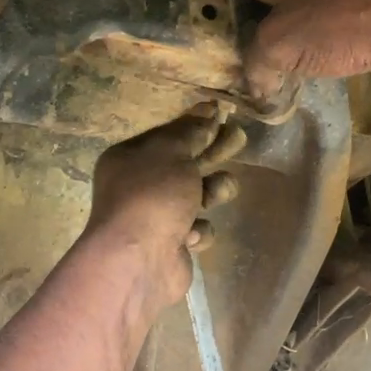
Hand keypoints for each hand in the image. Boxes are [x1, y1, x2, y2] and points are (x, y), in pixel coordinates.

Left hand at [81, 113, 244, 312]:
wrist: (139, 261)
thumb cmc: (152, 196)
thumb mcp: (172, 152)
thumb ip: (192, 131)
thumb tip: (207, 108)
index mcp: (130, 159)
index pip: (168, 136)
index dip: (197, 126)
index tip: (224, 116)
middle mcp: (139, 186)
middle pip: (185, 163)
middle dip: (213, 153)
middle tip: (240, 139)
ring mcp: (155, 218)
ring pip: (196, 196)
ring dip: (210, 192)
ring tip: (213, 194)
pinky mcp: (171, 245)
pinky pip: (196, 229)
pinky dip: (198, 231)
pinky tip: (188, 235)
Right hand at [220, 0, 370, 98]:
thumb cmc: (334, 22)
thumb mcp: (275, 45)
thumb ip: (254, 64)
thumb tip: (257, 83)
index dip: (214, 3)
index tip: (202, 33)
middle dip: (249, 25)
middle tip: (232, 59)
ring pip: (297, 13)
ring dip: (284, 38)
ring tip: (267, 68)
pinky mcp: (367, 7)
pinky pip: (326, 27)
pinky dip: (313, 46)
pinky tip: (309, 67)